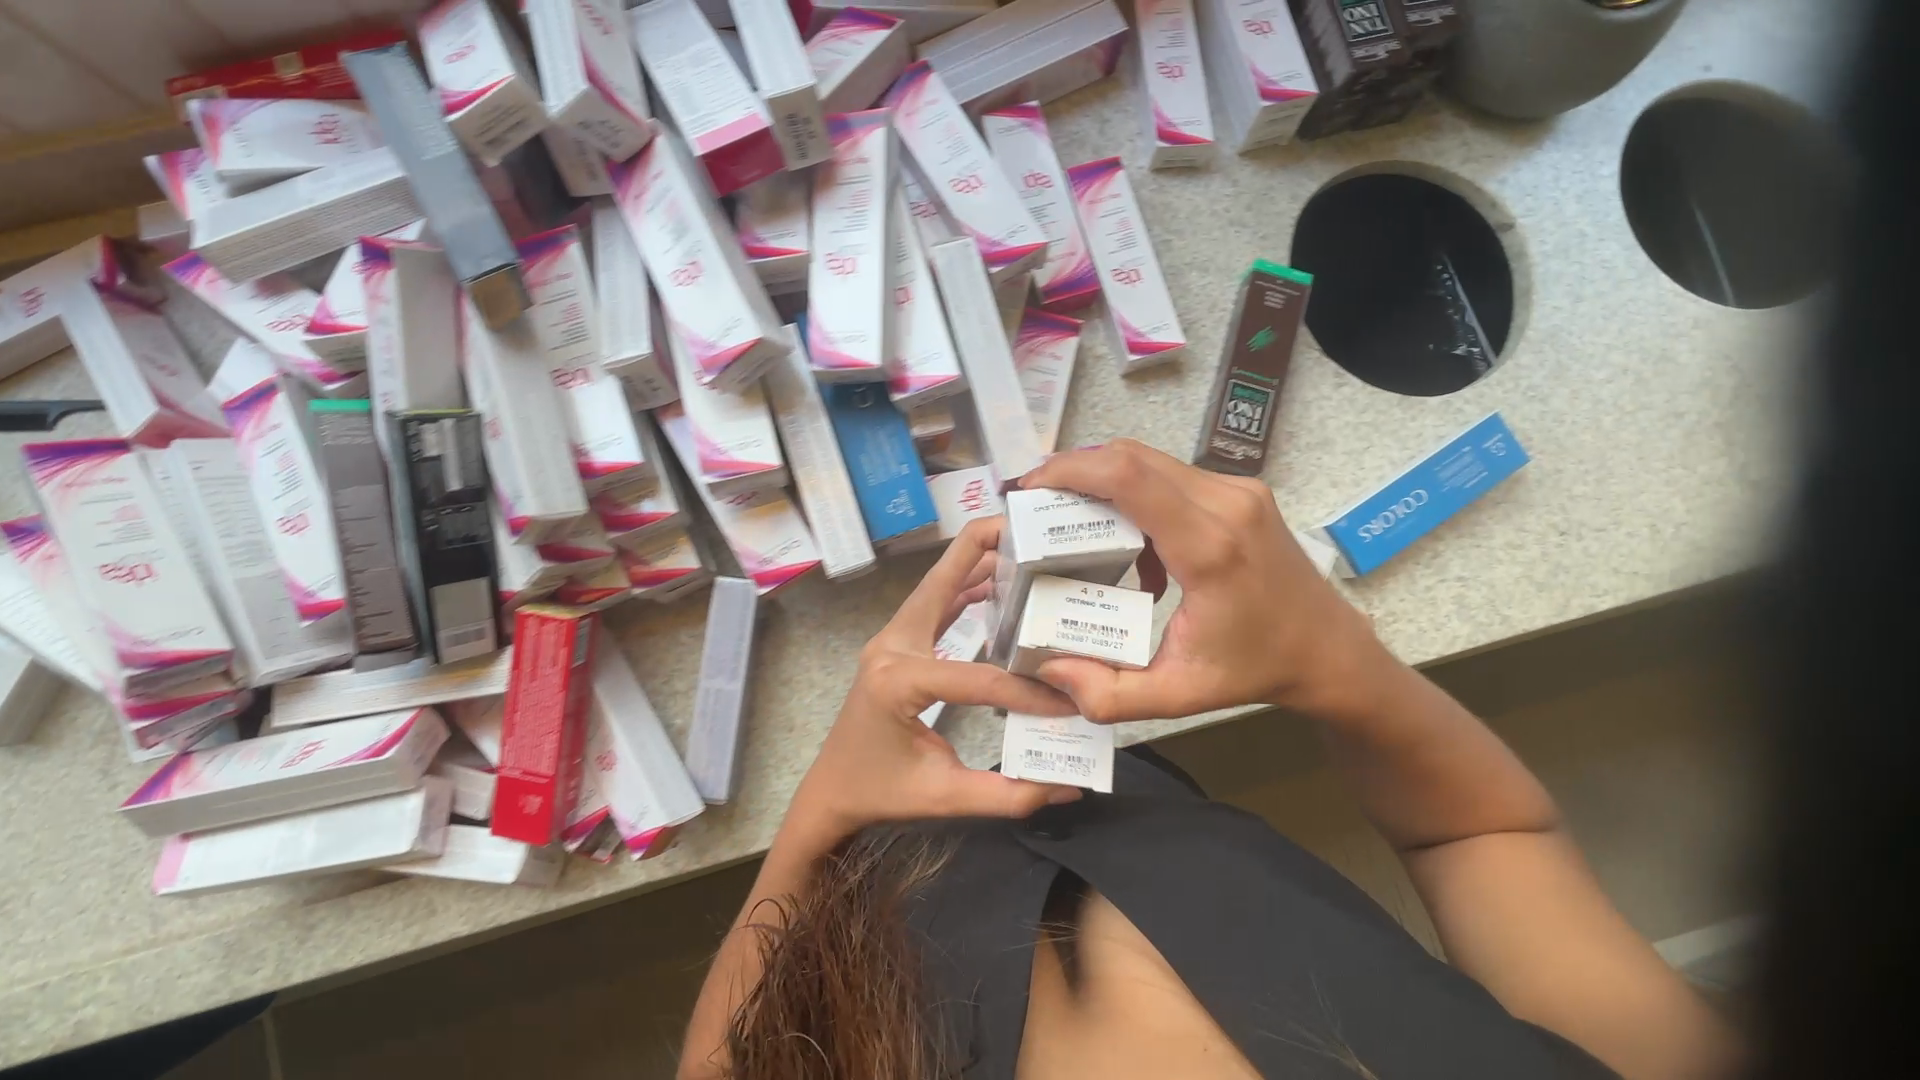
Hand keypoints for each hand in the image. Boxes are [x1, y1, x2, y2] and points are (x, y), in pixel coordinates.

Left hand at [787, 519, 1083, 842]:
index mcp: (897, 682)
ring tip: (1018, 544)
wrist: (832, 792)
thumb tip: (1071, 786)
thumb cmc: (881, 793)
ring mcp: (889, 642)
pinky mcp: (895, 646)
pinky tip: (995, 582)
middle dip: (981, 550)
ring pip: (935, 589)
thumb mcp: (944, 797)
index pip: (976, 677)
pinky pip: (933, 606)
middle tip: (1023, 524)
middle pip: (939, 585)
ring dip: (973, 564)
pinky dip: (962, 589)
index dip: (1024, 690)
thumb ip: (1008, 795)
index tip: (1069, 699)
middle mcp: (890, 648)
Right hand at [1018, 440, 1391, 724]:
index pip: (1128, 477)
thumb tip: (1048, 668)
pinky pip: (1172, 476)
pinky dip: (1136, 495)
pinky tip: (1131, 545)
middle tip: (1037, 504)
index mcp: (1209, 548)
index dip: (1071, 471)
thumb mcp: (1178, 696)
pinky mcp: (1241, 492)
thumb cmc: (1255, 671)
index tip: (1030, 490)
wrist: (1329, 650)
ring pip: (1151, 461)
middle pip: (1132, 457)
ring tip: (1073, 520)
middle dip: (1075, 471)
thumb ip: (1108, 695)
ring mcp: (1239, 491)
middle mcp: (1226, 504)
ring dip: (1105, 482)